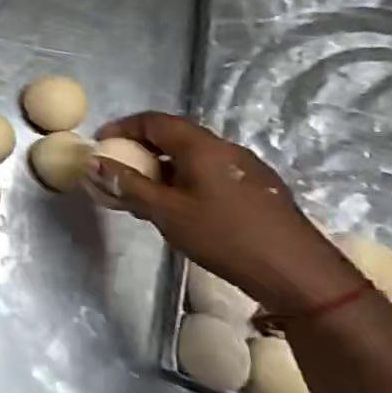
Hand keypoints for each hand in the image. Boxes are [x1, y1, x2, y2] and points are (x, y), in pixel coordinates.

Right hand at [90, 112, 363, 314]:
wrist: (297, 272)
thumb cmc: (225, 237)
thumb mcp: (167, 213)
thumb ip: (129, 186)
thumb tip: (95, 163)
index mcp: (201, 146)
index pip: (153, 120)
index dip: (123, 127)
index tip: (101, 143)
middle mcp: (224, 147)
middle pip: (174, 136)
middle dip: (141, 149)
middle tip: (118, 170)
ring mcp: (245, 167)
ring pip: (192, 157)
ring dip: (163, 167)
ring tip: (143, 194)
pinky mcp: (257, 188)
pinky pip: (210, 172)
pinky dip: (185, 180)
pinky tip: (180, 209)